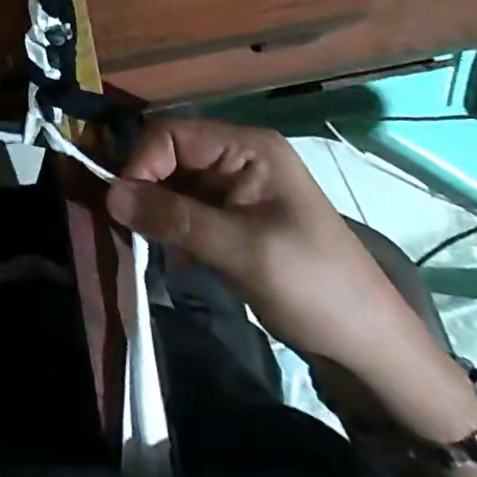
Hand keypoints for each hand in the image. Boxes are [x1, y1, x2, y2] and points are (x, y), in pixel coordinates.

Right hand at [105, 117, 476, 442]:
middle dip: (144, 188)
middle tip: (132, 230)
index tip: (125, 207)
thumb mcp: (241, 250)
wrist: (366, 344)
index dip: (141, 162)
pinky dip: (168, 228)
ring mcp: (233, 187)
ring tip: (152, 246)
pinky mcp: (229, 217)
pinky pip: (182, 209)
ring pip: (170, 183)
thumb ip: (174, 218)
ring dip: (154, 212)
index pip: (171, 133)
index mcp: (248, 147)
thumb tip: (110, 195)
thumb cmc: (313, 286)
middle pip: (167, 155)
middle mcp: (236, 157)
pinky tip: (173, 256)